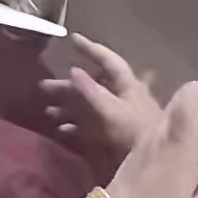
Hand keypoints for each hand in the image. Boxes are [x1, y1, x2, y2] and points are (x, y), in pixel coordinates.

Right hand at [41, 34, 161, 154]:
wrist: (154, 158)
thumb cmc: (134, 131)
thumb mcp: (111, 109)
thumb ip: (91, 91)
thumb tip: (72, 70)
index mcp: (124, 85)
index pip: (107, 60)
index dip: (90, 49)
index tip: (72, 38)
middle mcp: (119, 96)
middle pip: (90, 85)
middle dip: (67, 87)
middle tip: (43, 87)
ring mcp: (115, 115)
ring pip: (87, 106)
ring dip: (67, 107)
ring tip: (48, 111)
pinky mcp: (111, 134)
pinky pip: (89, 127)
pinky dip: (75, 127)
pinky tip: (61, 131)